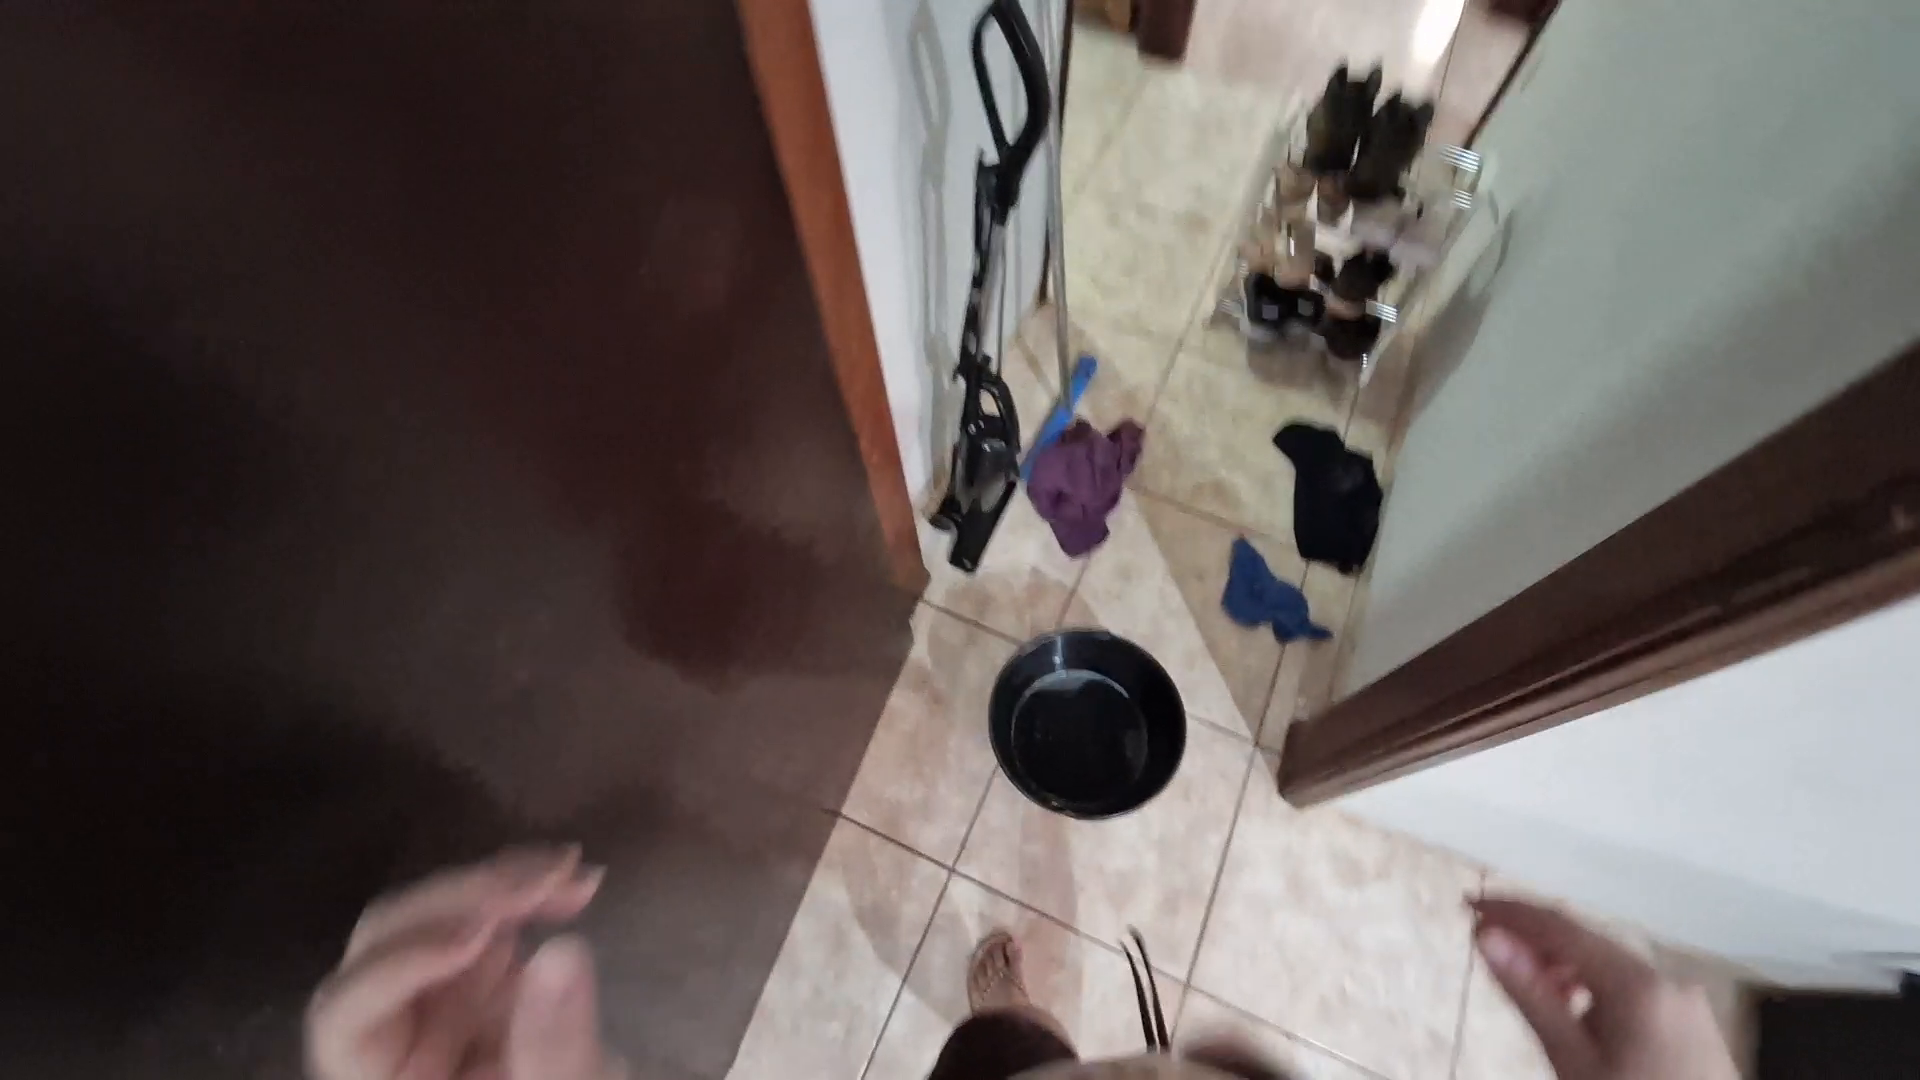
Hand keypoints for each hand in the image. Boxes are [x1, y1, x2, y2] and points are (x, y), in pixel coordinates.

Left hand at [306, 846, 625, 1079]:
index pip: (348, 1015)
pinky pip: (484, 912)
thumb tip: (562, 949)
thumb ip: (556, 1044)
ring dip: (502, 881)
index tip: (486, 929)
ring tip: (569, 869)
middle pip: (383, 944)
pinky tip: (575, 882)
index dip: (402, 963)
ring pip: (433, 914)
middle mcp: (394, 1036)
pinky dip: (528, 887)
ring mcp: (436, 1000)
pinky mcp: (479, 972)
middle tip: (542, 876)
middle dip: (464, 898)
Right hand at [1472, 898, 1737, 1079]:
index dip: (1509, 911)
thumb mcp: (1573, 1058)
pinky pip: (1624, 983)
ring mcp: (1682, 1000)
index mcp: (1638, 983)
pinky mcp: (1687, 1020)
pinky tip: (1567, 1003)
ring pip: (1602, 961)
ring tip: (1520, 979)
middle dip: (1530, 936)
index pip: (1558, 926)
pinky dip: (1587, 982)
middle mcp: (1665, 978)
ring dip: (1556, 960)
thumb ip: (1530, 993)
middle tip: (1484, 941)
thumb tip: (1483, 935)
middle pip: (1582, 939)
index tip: (1467, 905)